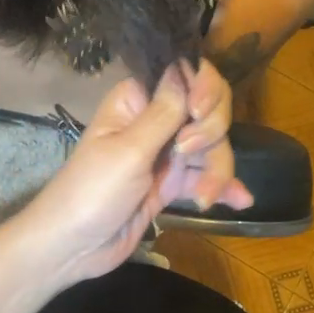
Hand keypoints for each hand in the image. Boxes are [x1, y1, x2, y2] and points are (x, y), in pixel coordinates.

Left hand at [11, 68, 251, 281]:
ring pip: (212, 146)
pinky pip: (207, 176)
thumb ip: (164, 112)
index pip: (185, 73)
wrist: (74, 247)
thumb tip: (184, 65)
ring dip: (217, 170)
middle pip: (208, 108)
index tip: (199, 112)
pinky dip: (224, 186)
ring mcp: (166, 152)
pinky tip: (240, 200)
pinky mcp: (173, 183)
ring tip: (202, 198)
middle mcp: (154, 119)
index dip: (204, 87)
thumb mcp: (129, 150)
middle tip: (186, 155)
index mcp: (136, 99)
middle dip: (211, 132)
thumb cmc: (92, 191)